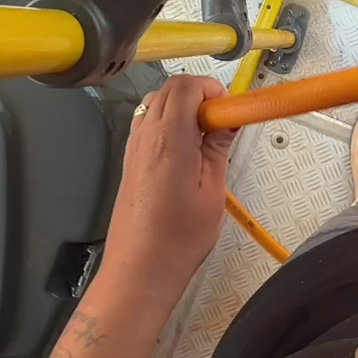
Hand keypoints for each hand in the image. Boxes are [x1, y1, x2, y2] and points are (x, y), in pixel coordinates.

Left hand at [99, 75, 235, 303]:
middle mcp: (146, 135)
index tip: (228, 112)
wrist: (139, 270)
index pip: (186, 86)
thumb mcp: (212, 191)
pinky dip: (167, 121)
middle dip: (199, 94)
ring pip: (156, 101)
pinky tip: (184, 150)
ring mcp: (134, 146)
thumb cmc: (178, 238)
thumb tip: (228, 120)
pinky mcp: (130, 158)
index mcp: (169, 139)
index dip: (212, 89)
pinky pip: (147, 122)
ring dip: (181, 106)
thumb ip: (217, 147)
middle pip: (170, 88)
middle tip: (220, 122)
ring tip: (203, 137)